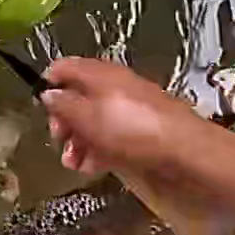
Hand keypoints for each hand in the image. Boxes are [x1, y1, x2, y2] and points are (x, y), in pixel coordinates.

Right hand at [39, 57, 212, 176]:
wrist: (192, 154)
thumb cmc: (131, 130)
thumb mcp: (87, 117)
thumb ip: (62, 105)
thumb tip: (47, 94)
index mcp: (97, 73)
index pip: (62, 68)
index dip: (47, 85)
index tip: (42, 111)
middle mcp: (113, 84)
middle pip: (77, 96)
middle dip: (64, 121)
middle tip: (59, 143)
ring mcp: (132, 106)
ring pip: (95, 117)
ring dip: (80, 140)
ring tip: (75, 165)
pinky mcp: (146, 128)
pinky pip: (114, 132)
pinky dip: (101, 147)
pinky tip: (95, 167)